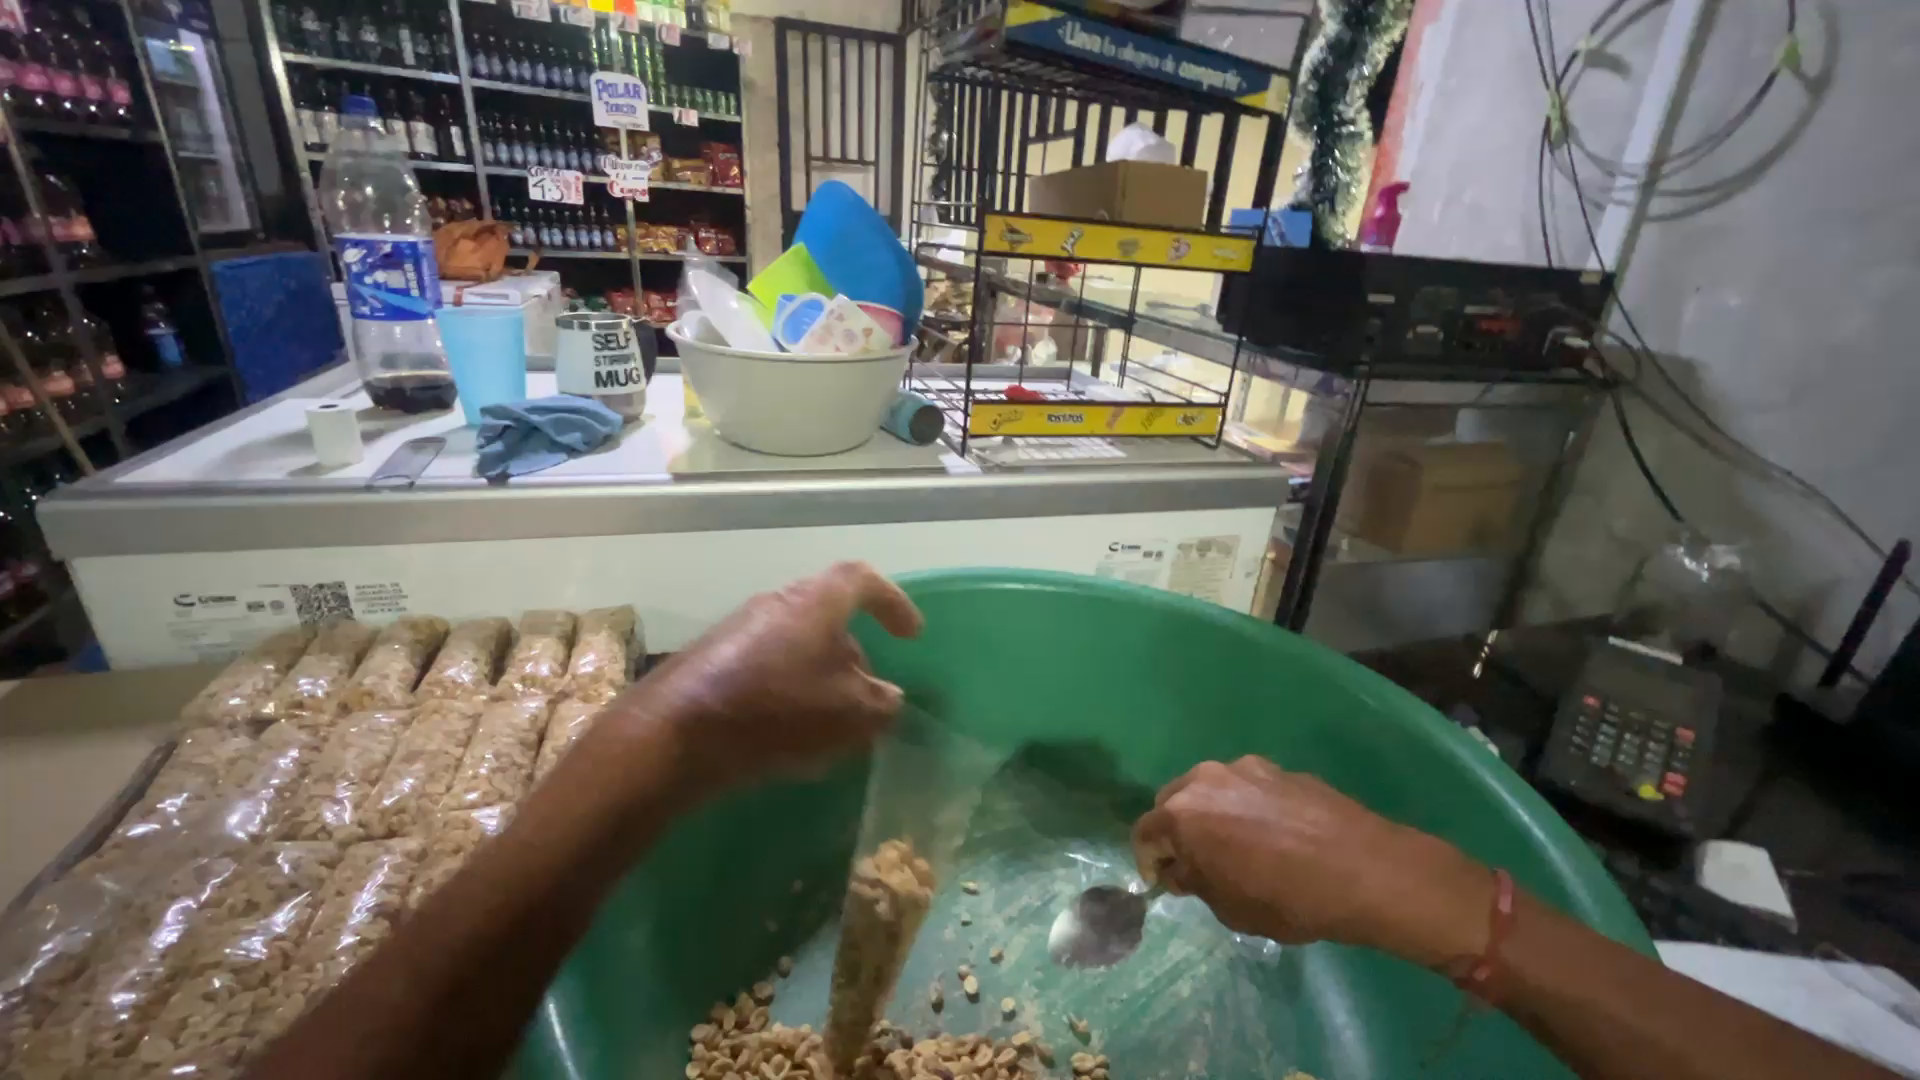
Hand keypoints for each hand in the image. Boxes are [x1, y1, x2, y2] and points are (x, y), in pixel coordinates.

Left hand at [603, 562, 922, 794]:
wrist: (672, 736)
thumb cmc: (776, 710)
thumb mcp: (849, 713)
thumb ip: (881, 702)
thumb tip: (887, 697)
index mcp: (815, 601)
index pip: (863, 580)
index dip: (894, 602)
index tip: (912, 636)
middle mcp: (776, 603)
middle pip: (828, 614)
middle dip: (855, 653)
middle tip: (868, 692)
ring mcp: (738, 630)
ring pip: (797, 644)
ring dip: (821, 676)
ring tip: (831, 721)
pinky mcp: (712, 661)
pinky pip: (767, 666)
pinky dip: (790, 690)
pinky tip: (788, 733)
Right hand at [1132, 756, 1494, 968]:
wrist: (1365, 871)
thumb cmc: (1288, 900)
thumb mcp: (1229, 908)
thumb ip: (1194, 882)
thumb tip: (1182, 868)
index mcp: (1182, 814)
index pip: (1144, 833)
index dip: (1148, 861)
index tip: (1162, 881)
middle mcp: (1205, 779)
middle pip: (1173, 802)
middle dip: (1176, 831)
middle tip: (1196, 862)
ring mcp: (1244, 768)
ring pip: (1210, 789)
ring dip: (1211, 814)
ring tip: (1236, 845)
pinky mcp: (1279, 768)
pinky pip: (1246, 788)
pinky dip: (1245, 807)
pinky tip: (1273, 835)